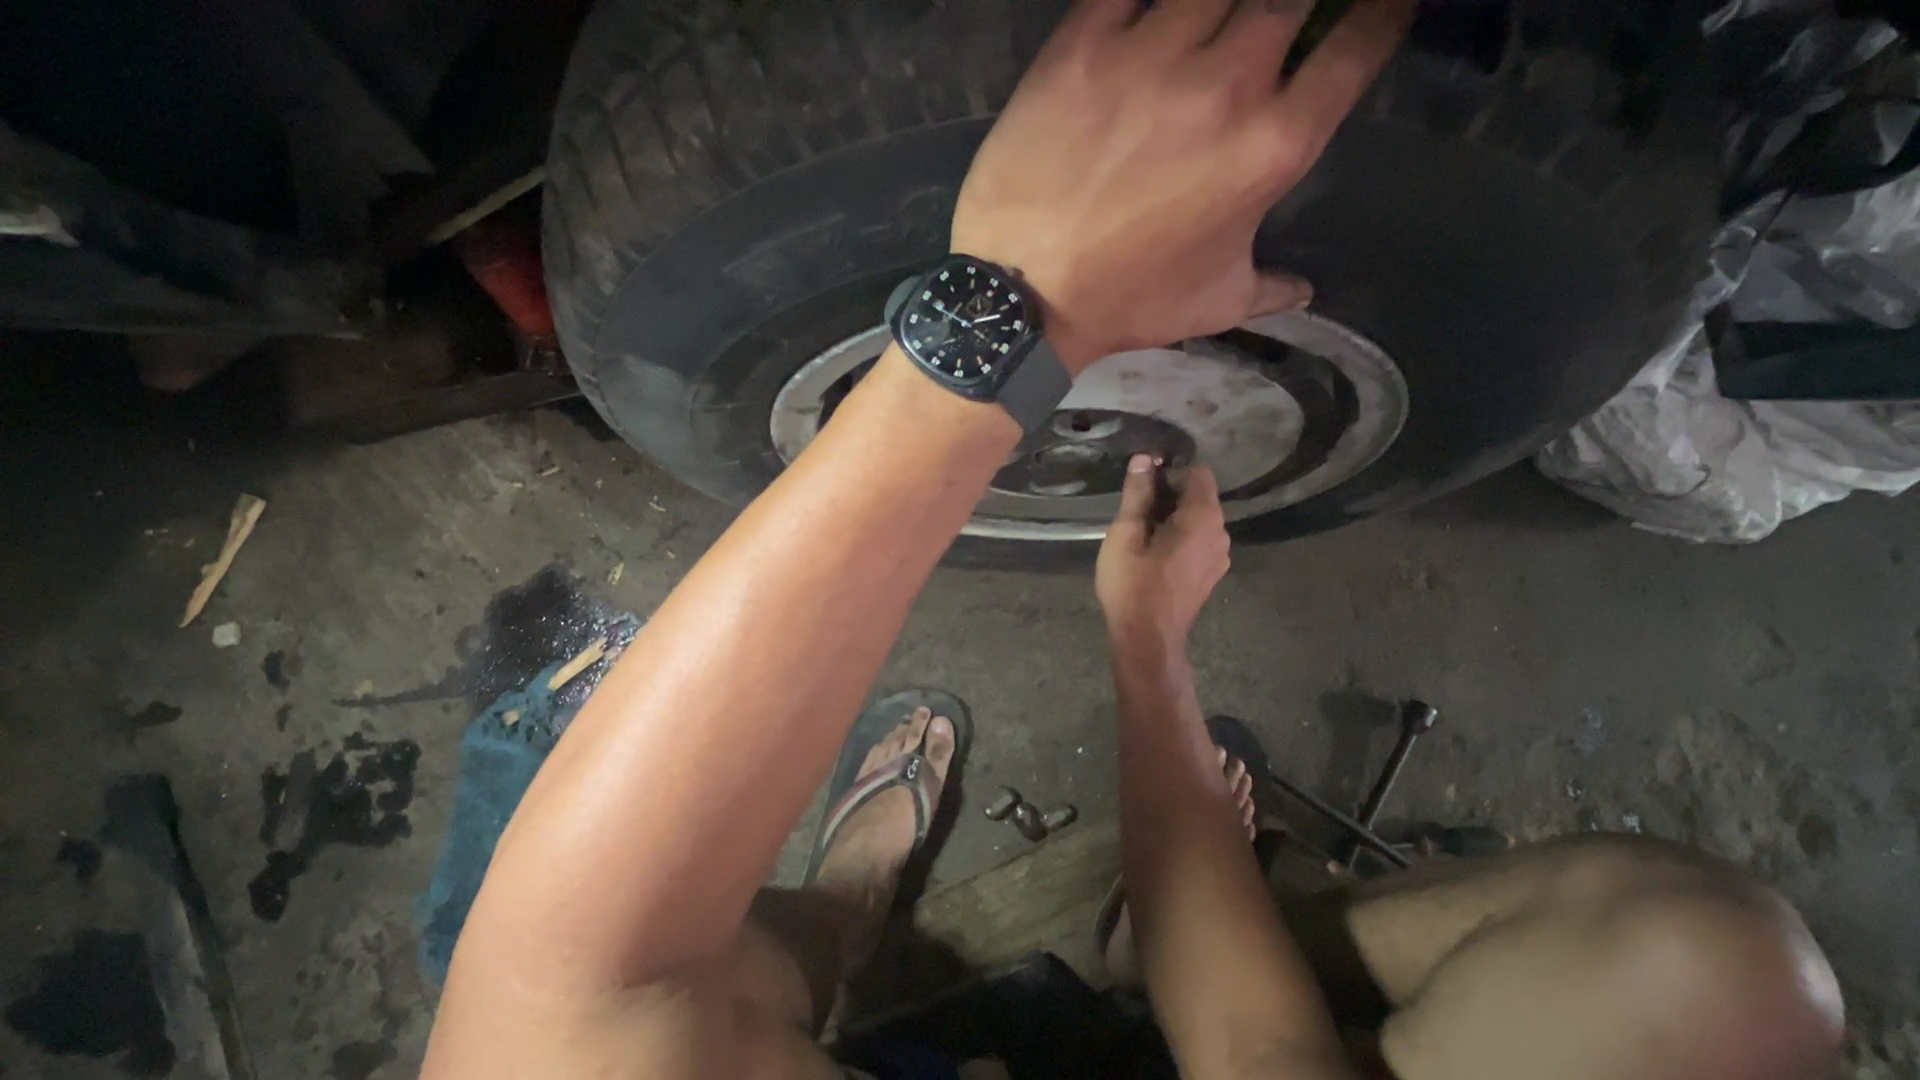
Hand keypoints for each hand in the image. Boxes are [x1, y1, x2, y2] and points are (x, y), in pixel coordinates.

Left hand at [950, 0, 1415, 372]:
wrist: (1024, 296)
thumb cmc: (1127, 304)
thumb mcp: (1216, 303)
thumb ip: (1271, 287)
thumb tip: (1304, 290)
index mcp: (1273, 146)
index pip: (1356, 48)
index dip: (1380, 13)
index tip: (1376, 7)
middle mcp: (1225, 83)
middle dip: (1290, 6)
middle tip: (1272, 25)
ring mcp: (1150, 54)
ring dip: (1222, 1)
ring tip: (1213, 21)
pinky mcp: (1083, 44)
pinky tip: (1148, 11)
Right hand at [1097, 454, 1231, 649]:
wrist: (1148, 640)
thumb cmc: (1132, 585)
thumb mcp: (1126, 535)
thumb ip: (1137, 494)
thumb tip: (1143, 459)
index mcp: (1203, 518)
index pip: (1198, 473)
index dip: (1170, 471)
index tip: (1143, 483)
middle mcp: (1221, 533)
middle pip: (1200, 496)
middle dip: (1170, 495)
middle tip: (1136, 510)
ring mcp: (1220, 556)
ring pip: (1200, 520)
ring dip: (1175, 518)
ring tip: (1143, 532)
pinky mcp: (1212, 573)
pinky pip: (1200, 541)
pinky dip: (1182, 537)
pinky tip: (1156, 553)